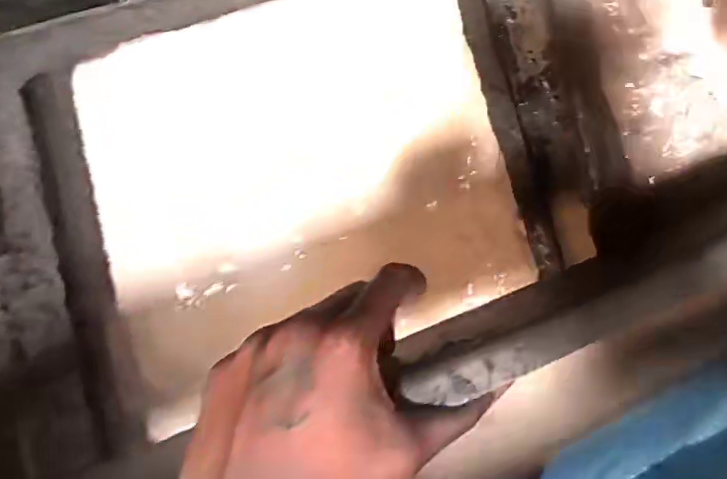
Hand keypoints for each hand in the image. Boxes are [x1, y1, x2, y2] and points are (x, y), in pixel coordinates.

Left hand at [181, 263, 495, 478]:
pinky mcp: (221, 374)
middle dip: (371, 319)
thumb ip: (463, 407)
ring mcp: (253, 351)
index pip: (391, 278)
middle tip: (374, 364)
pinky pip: (271, 343)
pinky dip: (289, 358)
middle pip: (352, 298)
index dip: (412, 285)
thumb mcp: (408, 449)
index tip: (416, 304)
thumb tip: (505, 379)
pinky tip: (290, 401)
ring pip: (311, 318)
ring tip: (330, 386)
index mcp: (344, 342)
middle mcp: (297, 331)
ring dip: (330, 336)